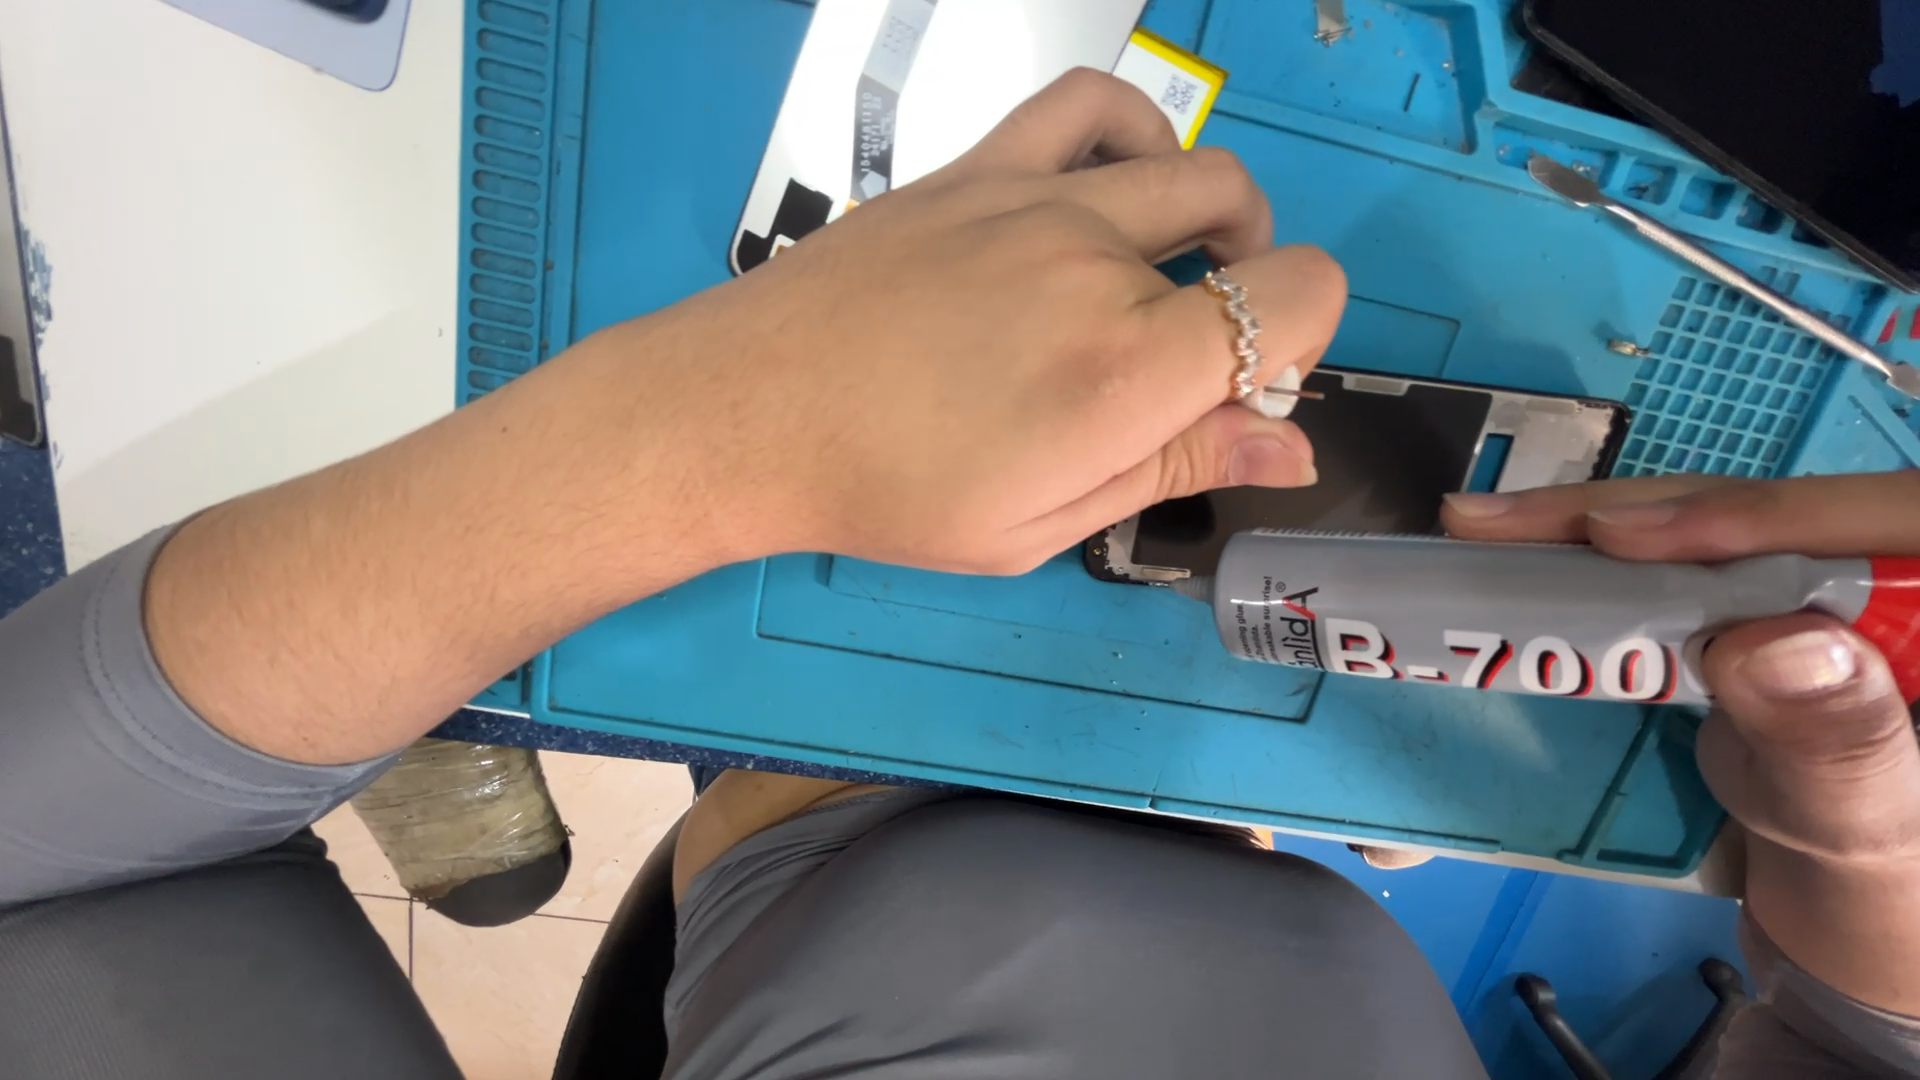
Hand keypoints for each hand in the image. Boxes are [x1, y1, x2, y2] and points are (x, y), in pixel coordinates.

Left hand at [142, 70, 1343, 765]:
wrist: (751, 415)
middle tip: (1173, 371)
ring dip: (1215, 225)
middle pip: (1249, 252)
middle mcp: (1102, 264)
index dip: (1292, 353)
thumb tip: (1292, 448)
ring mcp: (1038, 199)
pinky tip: (1116, 190)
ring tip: (1173, 275)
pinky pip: (1089, 106)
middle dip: (1238, 315)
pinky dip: (1134, 139)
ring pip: (1192, 172)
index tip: (1229, 401)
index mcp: (1128, 370)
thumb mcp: (1039, 524)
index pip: (1303, 303)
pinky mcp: (978, 168)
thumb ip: (1171, 468)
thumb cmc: (889, 495)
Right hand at [1443, 472, 1919, 1012]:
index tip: (1619, 536)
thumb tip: (1766, 644)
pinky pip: (1675, 556)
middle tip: (1496, 521)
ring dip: (1592, 519)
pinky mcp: (1756, 604)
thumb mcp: (1860, 832)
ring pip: (1710, 522)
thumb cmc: (1875, 886)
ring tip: (1481, 525)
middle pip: (1770, 508)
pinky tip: (1524, 544)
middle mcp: (1888, 582)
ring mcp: (1817, 591)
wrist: (1854, 900)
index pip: (1889, 522)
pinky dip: (1591, 551)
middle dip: (1629, 507)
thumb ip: (1834, 744)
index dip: (1759, 512)